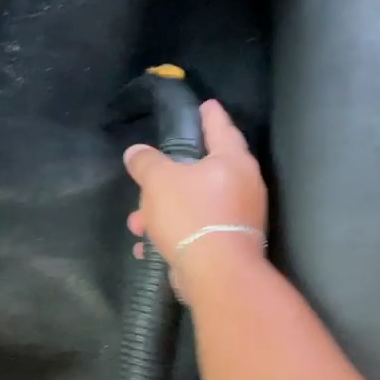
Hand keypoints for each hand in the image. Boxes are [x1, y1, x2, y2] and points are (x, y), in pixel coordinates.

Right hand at [124, 101, 268, 283]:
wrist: (217, 275)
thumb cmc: (191, 214)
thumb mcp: (158, 180)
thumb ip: (146, 162)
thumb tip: (136, 153)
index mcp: (232, 161)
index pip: (220, 127)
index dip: (209, 114)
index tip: (205, 104)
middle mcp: (243, 185)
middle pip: (202, 170)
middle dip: (168, 177)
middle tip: (148, 176)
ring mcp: (239, 217)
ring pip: (194, 203)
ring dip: (163, 211)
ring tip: (137, 223)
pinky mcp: (230, 244)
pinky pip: (196, 230)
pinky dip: (173, 234)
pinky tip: (148, 247)